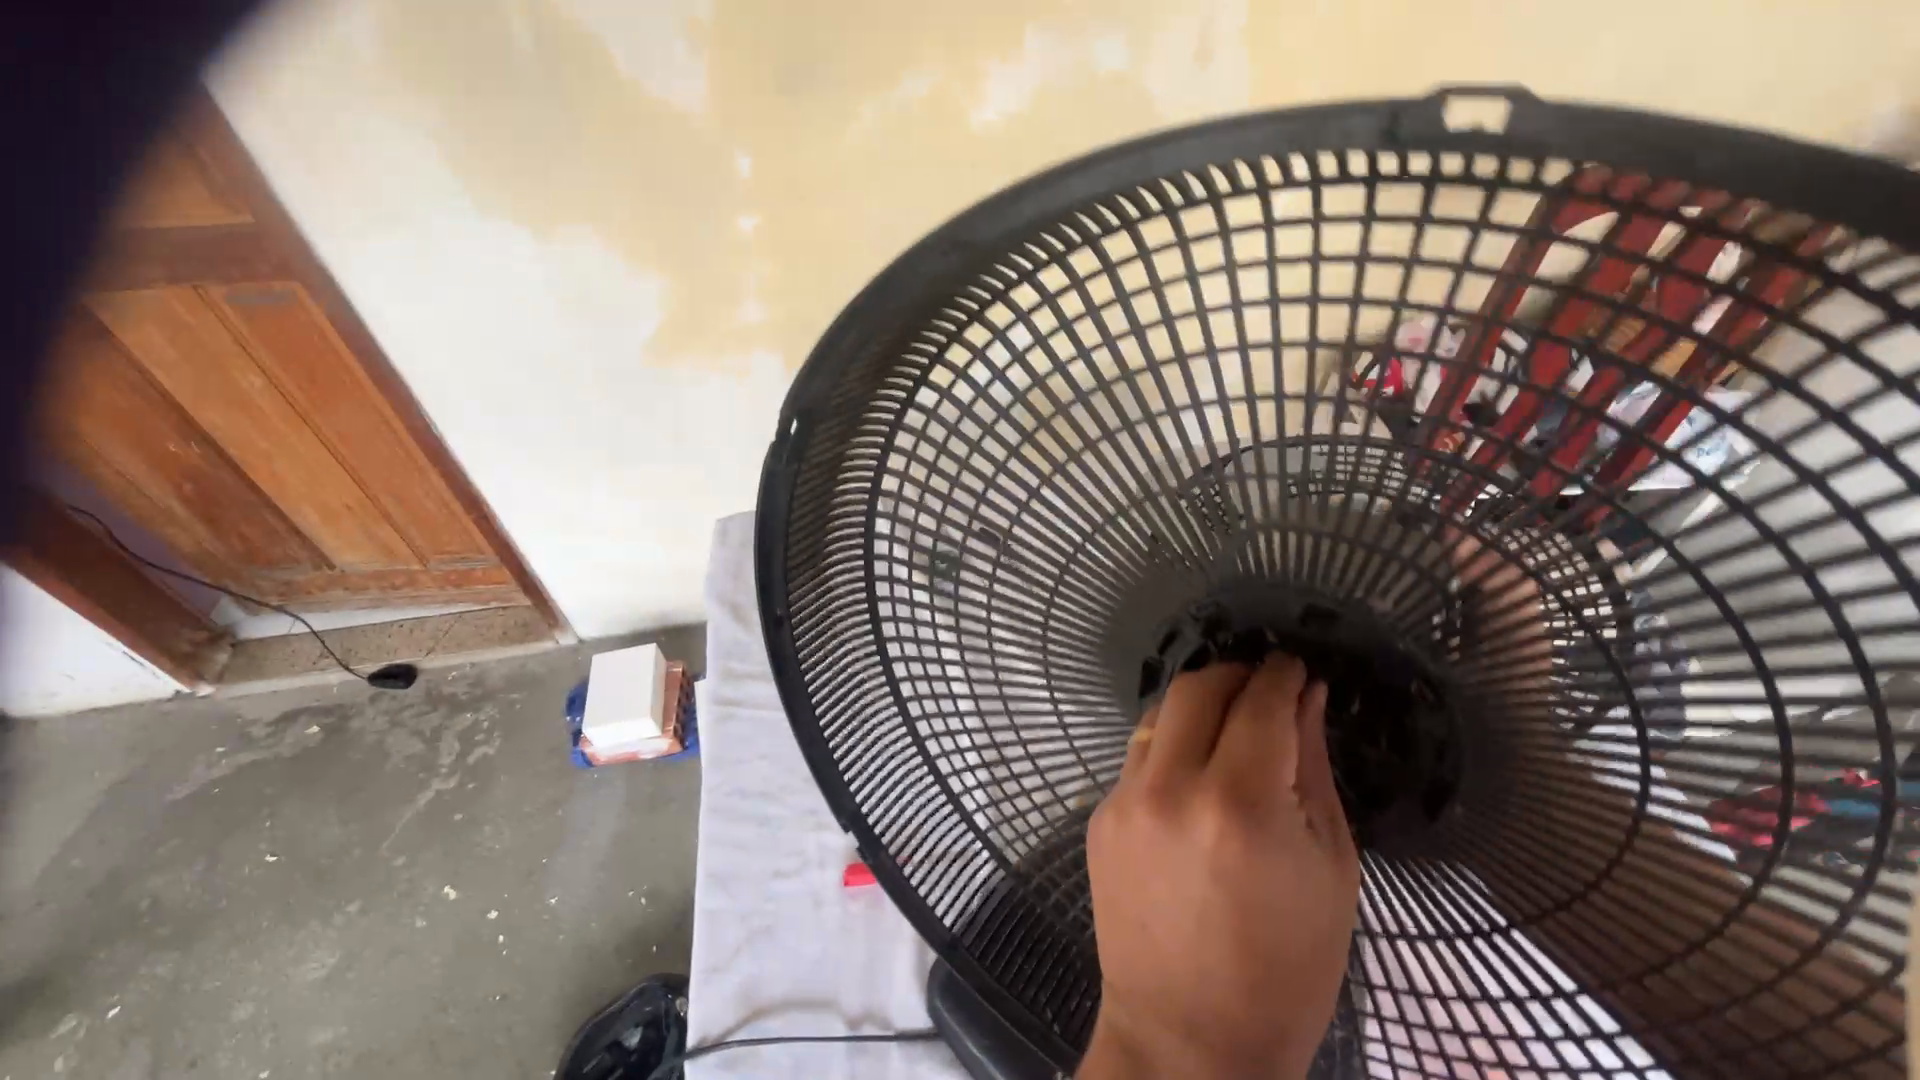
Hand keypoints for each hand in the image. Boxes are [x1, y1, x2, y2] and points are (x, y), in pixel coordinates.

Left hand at [1079, 654, 1360, 1079]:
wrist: (1188, 1039)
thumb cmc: (1286, 969)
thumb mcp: (1329, 868)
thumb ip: (1312, 767)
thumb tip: (1308, 696)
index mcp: (1240, 806)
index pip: (1261, 702)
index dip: (1283, 675)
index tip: (1298, 668)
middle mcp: (1170, 789)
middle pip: (1197, 687)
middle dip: (1237, 674)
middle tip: (1266, 685)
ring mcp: (1124, 802)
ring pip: (1160, 715)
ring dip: (1199, 706)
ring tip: (1233, 725)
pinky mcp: (1099, 818)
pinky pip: (1138, 758)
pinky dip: (1172, 749)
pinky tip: (1197, 775)